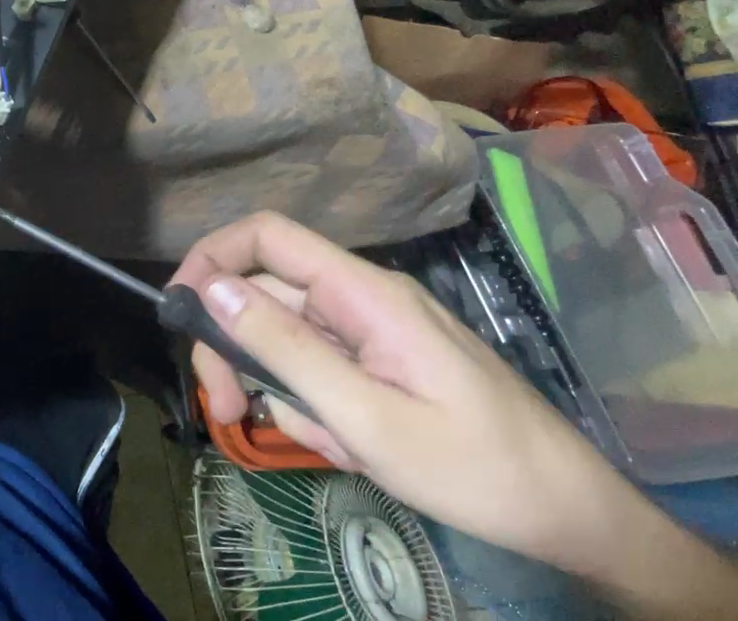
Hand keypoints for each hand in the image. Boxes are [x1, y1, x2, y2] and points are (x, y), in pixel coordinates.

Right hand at [169, 212, 656, 577]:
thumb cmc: (476, 468)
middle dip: (231, 350)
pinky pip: (315, 368)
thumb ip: (285, 347)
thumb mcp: (367, 417)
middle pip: (262, 296)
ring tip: (319, 442)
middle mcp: (360, 299)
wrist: (576, 518)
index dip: (211, 258)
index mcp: (363, 294)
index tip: (179, 311)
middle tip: (225, 410)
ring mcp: (369, 331)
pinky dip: (311, 405)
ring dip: (277, 388)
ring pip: (283, 339)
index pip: (265, 237)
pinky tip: (344, 445)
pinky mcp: (376, 361)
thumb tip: (210, 287)